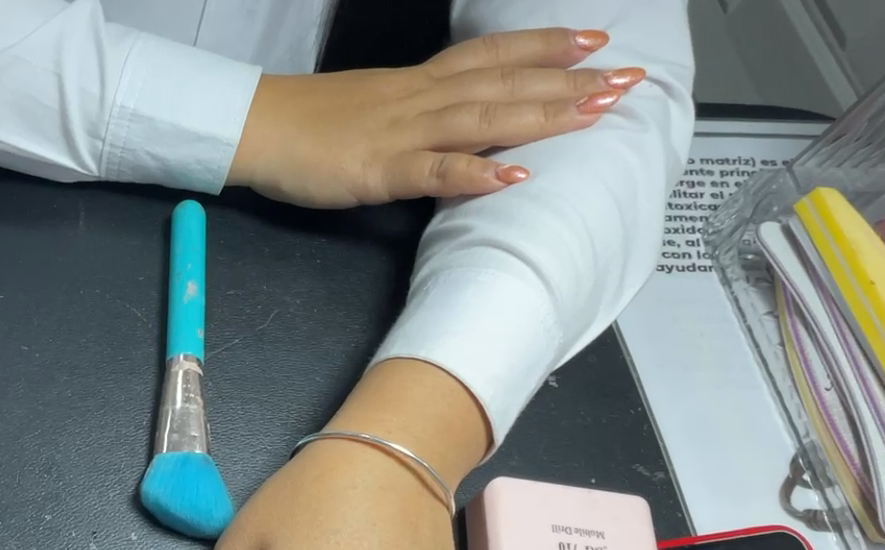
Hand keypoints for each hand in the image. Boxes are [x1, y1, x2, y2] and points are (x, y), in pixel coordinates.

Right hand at [227, 28, 641, 207]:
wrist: (259, 128)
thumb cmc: (306, 125)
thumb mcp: (367, 112)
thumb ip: (407, 118)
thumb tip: (437, 131)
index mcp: (414, 86)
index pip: (490, 58)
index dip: (543, 48)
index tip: (592, 42)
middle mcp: (418, 100)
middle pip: (503, 84)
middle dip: (567, 81)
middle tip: (625, 81)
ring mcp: (401, 133)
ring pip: (482, 117)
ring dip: (541, 114)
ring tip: (594, 113)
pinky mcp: (378, 169)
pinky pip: (433, 170)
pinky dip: (474, 171)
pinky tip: (511, 174)